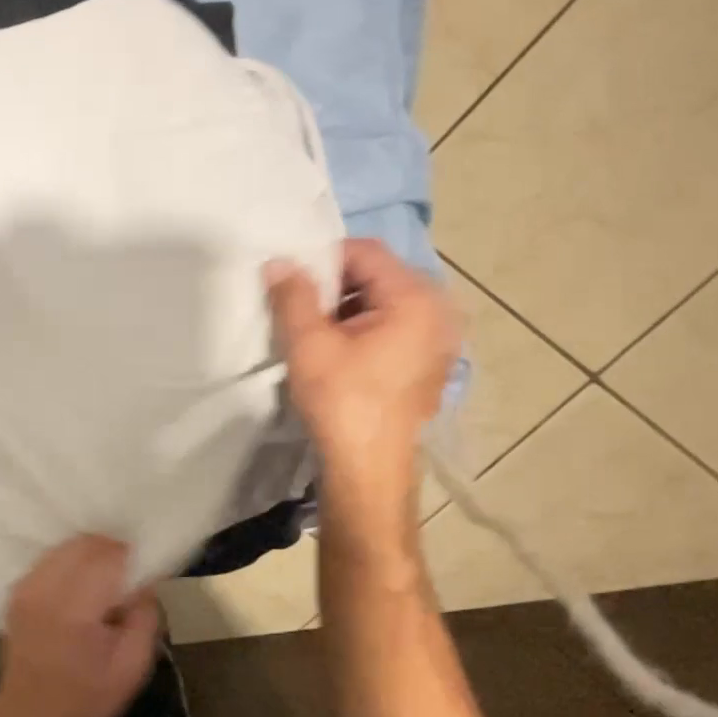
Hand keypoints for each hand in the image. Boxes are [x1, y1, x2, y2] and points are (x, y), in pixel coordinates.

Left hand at [0, 535, 162, 716]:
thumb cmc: (85, 700)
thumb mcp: (132, 668)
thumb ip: (144, 617)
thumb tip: (145, 581)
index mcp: (75, 608)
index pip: (109, 556)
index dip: (133, 558)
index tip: (147, 573)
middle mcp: (44, 587)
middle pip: (85, 543)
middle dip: (113, 551)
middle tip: (130, 576)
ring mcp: (25, 586)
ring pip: (65, 546)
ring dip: (91, 554)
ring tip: (107, 581)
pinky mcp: (16, 590)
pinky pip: (49, 559)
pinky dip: (70, 562)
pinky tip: (82, 586)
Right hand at [264, 239, 459, 487]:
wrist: (368, 464)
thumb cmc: (342, 400)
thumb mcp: (309, 344)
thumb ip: (292, 297)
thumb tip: (278, 261)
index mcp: (416, 297)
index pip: (365, 252)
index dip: (322, 260)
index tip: (290, 283)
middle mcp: (439, 309)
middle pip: (377, 276)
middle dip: (334, 287)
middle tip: (298, 311)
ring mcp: (439, 337)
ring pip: (383, 303)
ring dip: (346, 310)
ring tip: (315, 336)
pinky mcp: (430, 361)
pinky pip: (394, 327)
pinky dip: (363, 330)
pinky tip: (338, 355)